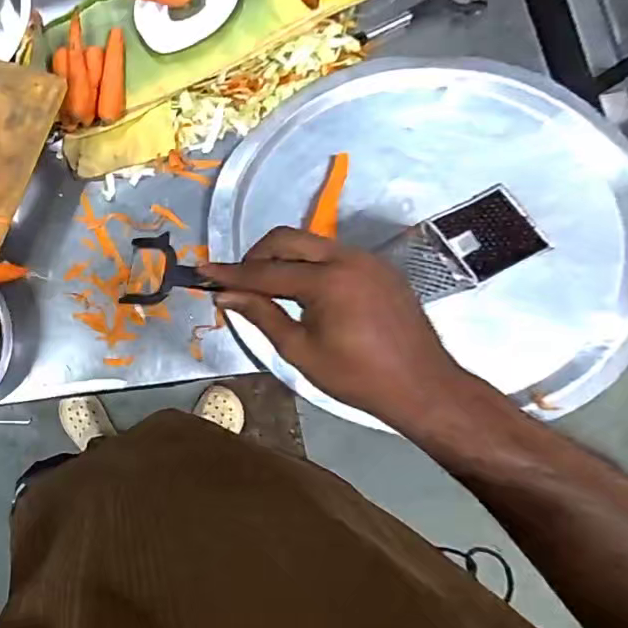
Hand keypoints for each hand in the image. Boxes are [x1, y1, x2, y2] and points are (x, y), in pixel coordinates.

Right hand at [204, 227, 476, 427]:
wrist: (424, 387)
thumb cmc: (357, 377)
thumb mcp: (299, 350)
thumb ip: (261, 314)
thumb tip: (224, 296)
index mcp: (329, 281)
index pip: (266, 272)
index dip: (231, 273)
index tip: (203, 271)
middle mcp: (349, 260)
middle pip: (287, 240)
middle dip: (257, 256)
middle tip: (239, 282)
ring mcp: (368, 261)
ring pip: (310, 244)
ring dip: (282, 259)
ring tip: (267, 289)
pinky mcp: (379, 269)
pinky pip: (331, 255)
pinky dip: (307, 265)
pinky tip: (301, 291)